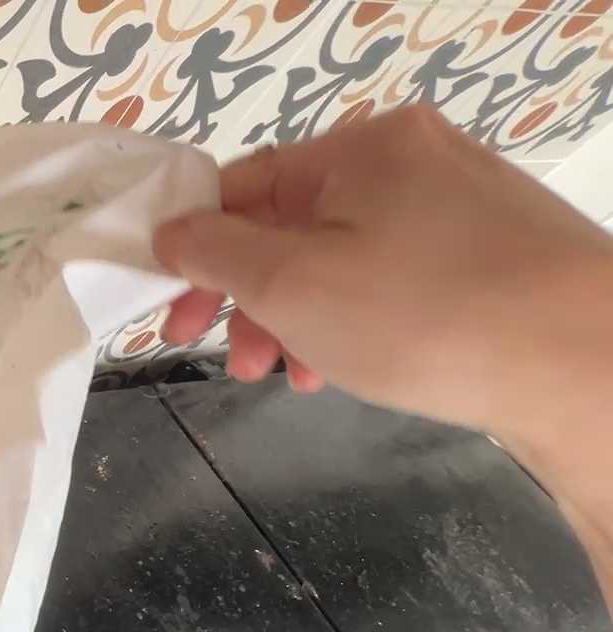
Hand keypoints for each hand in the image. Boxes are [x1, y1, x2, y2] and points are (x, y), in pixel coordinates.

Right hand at [153, 106, 612, 448]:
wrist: (584, 364)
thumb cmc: (415, 314)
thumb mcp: (285, 281)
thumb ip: (211, 250)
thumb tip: (169, 231)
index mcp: (359, 152)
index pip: (236, 186)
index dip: (188, 246)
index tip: (166, 305)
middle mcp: (404, 163)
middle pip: (276, 228)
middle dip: (233, 296)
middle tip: (200, 346)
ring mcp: (444, 206)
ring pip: (320, 261)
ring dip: (277, 320)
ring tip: (271, 373)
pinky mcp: (470, 251)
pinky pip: (369, 279)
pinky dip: (331, 322)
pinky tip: (323, 368)